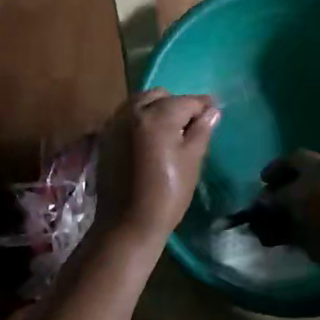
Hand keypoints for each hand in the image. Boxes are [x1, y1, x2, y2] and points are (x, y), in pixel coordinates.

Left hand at [95, 89, 220, 241]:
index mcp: (157, 116)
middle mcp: (131, 112)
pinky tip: (149, 141)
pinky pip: (125, 119)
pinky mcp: (105, 139)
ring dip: (156, 110)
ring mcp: (114, 125)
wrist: (127, 223)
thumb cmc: (167, 194)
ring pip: (139, 105)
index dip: (203, 106)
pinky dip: (139, 122)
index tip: (214, 112)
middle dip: (176, 104)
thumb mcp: (191, 161)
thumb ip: (201, 131)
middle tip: (190, 124)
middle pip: (159, 96)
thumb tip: (211, 111)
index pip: (186, 101)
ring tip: (170, 132)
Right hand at [242, 150, 319, 275]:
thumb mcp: (297, 196)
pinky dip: (288, 234)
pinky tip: (277, 240)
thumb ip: (278, 196)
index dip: (276, 167)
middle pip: (296, 185)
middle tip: (261, 207)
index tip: (262, 181)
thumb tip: (265, 199)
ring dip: (280, 216)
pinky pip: (303, 231)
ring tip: (264, 227)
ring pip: (298, 210)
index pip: (294, 160)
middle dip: (276, 195)